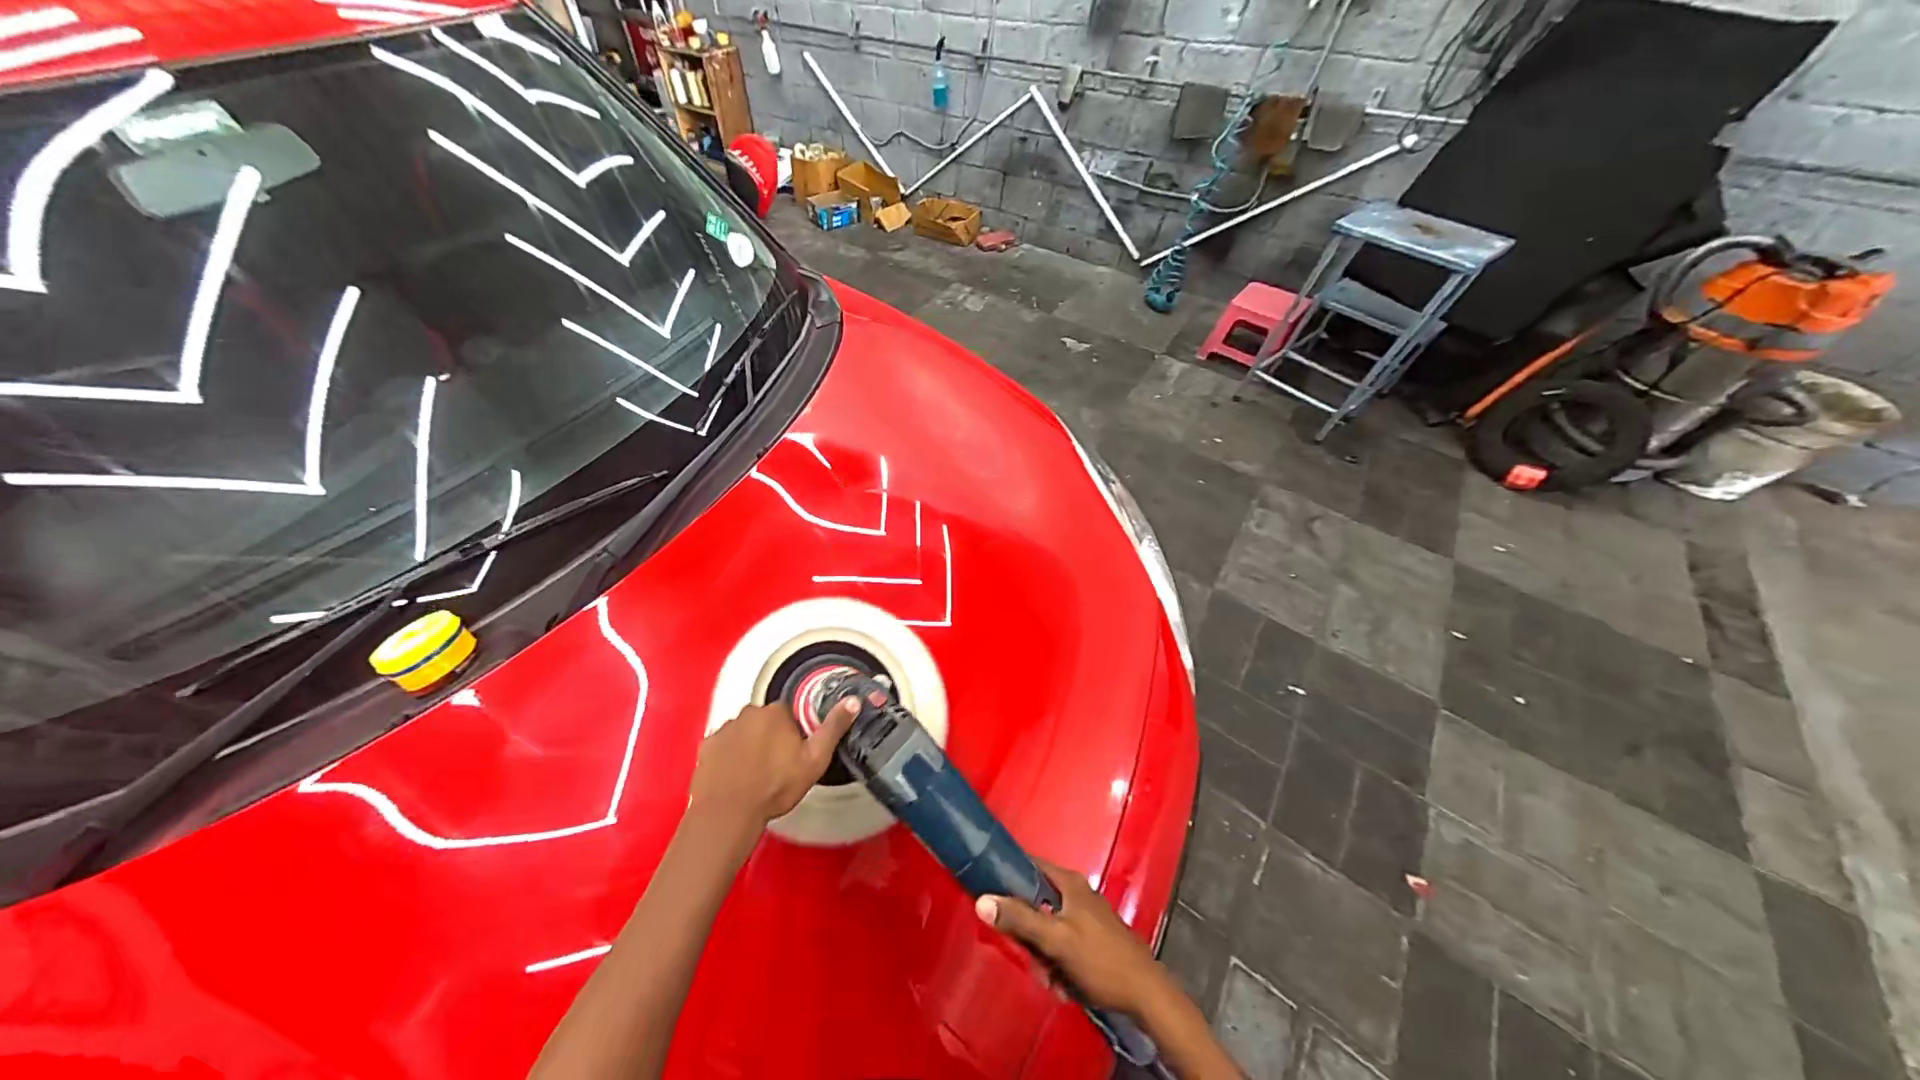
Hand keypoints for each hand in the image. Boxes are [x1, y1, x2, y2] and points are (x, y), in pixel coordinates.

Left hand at [689, 698, 858, 828]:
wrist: (728, 813)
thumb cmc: (774, 787)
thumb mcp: (815, 759)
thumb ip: (833, 728)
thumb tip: (852, 701)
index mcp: (776, 713)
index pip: (789, 714)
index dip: (794, 734)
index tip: (795, 754)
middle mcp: (748, 714)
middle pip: (765, 721)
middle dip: (771, 737)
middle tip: (777, 767)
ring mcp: (725, 729)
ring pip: (744, 733)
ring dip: (750, 747)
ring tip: (756, 776)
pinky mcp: (706, 747)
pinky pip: (723, 746)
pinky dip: (729, 757)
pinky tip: (736, 777)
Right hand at [974, 859, 1169, 1016]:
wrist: (1145, 994)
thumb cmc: (1100, 959)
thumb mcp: (1056, 939)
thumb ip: (1020, 919)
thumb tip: (982, 900)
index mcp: (1068, 883)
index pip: (1028, 865)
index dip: (1007, 877)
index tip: (992, 898)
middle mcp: (1075, 894)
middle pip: (1034, 904)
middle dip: (1029, 937)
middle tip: (1032, 959)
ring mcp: (1084, 917)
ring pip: (1046, 930)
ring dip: (1043, 957)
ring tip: (1052, 979)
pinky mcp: (1090, 940)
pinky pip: (1060, 946)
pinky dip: (1058, 965)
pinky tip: (1064, 985)